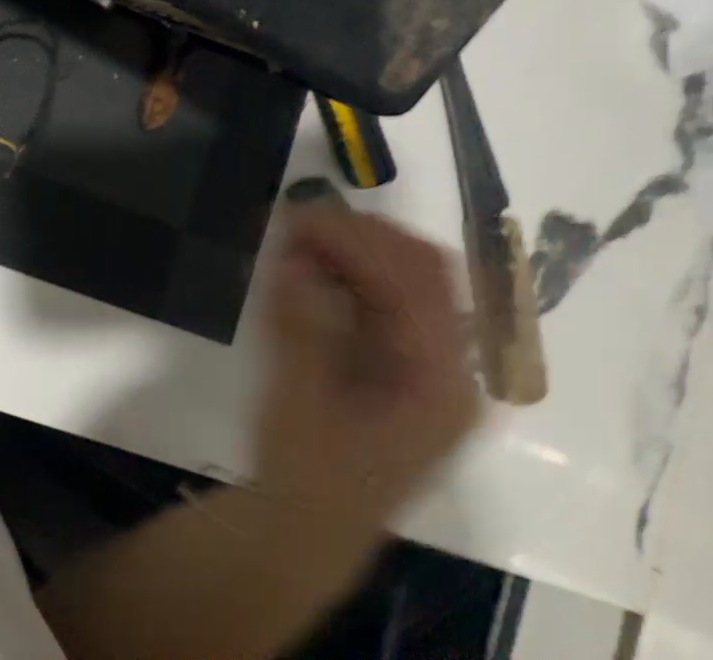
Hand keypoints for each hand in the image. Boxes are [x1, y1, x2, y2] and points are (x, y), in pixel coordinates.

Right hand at [256, 205, 480, 529]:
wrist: (310, 525)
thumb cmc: (306, 473)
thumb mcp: (297, 405)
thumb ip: (299, 332)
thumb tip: (289, 261)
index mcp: (439, 383)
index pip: (415, 285)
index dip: (357, 239)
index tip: (294, 215)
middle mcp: (450, 366)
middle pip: (426, 272)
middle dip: (361, 235)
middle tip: (292, 220)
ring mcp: (430, 364)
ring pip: (409, 280)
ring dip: (354, 249)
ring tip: (292, 236)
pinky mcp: (403, 364)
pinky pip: (386, 301)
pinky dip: (348, 273)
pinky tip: (304, 266)